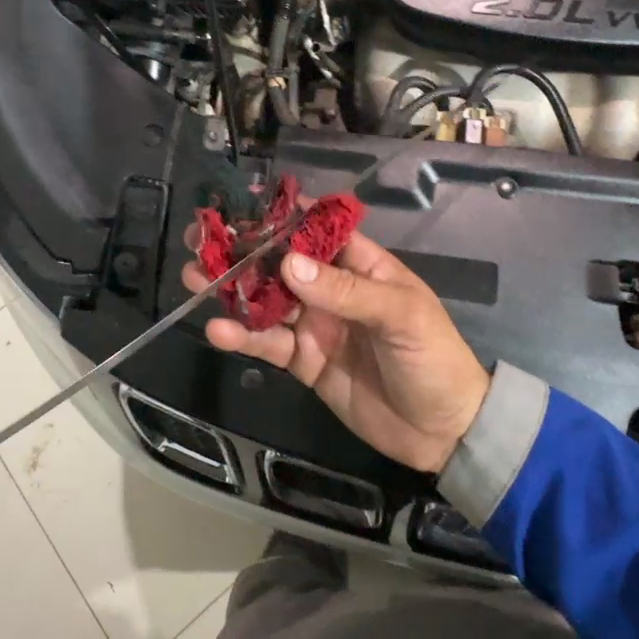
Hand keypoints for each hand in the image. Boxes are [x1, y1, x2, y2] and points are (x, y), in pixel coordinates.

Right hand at [182, 229, 491, 472]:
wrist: (444, 431)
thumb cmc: (433, 357)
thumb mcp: (400, 316)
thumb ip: (346, 291)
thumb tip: (289, 265)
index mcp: (361, 265)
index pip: (316, 230)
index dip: (280, 217)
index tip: (240, 208)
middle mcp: (332, 289)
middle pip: (280, 263)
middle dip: (242, 251)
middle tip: (198, 240)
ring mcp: (315, 325)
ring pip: (265, 301)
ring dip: (231, 290)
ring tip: (193, 278)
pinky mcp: (304, 362)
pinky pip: (268, 343)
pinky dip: (243, 337)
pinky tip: (219, 330)